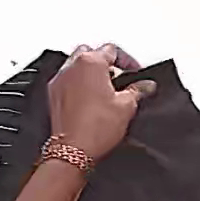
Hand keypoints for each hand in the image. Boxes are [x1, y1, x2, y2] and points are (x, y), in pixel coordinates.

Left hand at [48, 44, 154, 159]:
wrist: (73, 150)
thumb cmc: (95, 128)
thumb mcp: (126, 106)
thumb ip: (137, 90)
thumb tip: (146, 86)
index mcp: (91, 62)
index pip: (112, 50)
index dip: (128, 61)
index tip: (135, 72)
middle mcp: (72, 67)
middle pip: (91, 52)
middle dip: (106, 62)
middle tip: (119, 78)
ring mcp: (60, 80)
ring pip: (77, 65)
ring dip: (91, 72)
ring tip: (104, 89)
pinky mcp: (53, 95)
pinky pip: (68, 80)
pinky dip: (78, 84)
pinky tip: (89, 100)